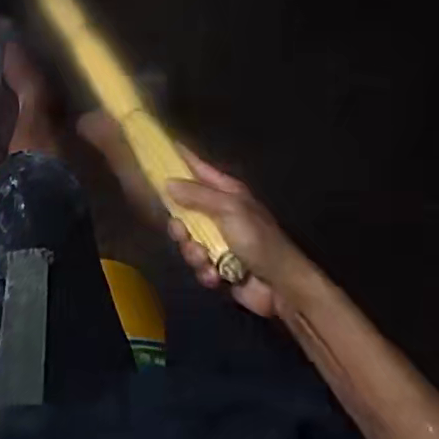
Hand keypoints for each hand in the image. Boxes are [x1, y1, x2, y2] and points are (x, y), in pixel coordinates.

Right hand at [166, 147, 308, 317]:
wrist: (281, 286)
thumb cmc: (258, 239)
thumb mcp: (229, 210)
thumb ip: (197, 196)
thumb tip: (167, 182)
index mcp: (226, 191)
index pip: (198, 168)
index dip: (179, 159)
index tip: (158, 151)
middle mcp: (219, 212)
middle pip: (184, 209)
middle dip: (180, 225)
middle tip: (182, 232)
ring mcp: (218, 240)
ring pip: (188, 240)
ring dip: (193, 253)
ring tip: (205, 260)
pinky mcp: (218, 266)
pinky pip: (198, 265)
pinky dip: (205, 272)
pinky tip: (216, 276)